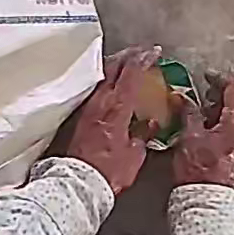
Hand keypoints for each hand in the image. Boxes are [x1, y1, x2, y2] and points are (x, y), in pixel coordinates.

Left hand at [64, 46, 160, 193]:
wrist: (79, 183)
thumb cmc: (109, 170)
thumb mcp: (135, 154)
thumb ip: (143, 135)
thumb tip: (149, 125)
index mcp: (118, 106)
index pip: (132, 73)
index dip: (144, 59)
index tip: (154, 51)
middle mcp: (101, 101)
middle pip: (114, 66)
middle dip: (129, 55)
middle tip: (142, 51)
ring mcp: (88, 106)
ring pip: (102, 75)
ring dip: (116, 65)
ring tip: (128, 62)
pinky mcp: (80, 115)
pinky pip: (96, 88)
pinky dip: (107, 80)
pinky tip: (111, 84)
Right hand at [173, 74, 233, 187]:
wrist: (206, 199)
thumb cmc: (197, 171)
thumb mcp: (188, 136)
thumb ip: (188, 112)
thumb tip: (182, 98)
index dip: (221, 79)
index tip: (207, 76)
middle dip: (225, 91)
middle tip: (207, 90)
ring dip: (226, 105)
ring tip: (206, 108)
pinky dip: (228, 119)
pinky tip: (212, 124)